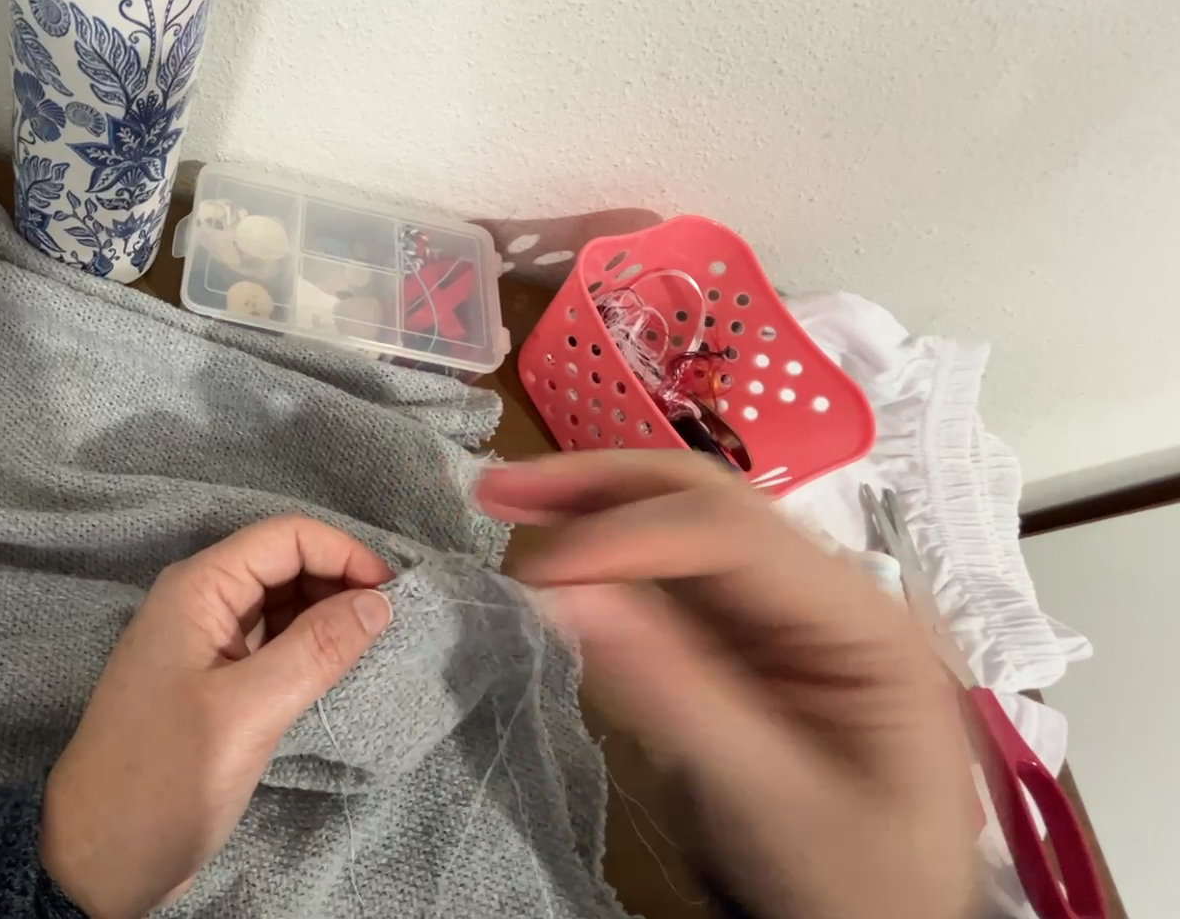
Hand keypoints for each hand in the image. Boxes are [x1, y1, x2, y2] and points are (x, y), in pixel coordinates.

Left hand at [40, 516, 395, 918]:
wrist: (97, 856)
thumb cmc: (163, 777)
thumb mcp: (247, 712)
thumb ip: (315, 649)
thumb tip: (380, 602)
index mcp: (200, 587)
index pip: (285, 538)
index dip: (343, 553)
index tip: (394, 595)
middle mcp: (203, 599)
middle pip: (284, 563)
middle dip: (339, 581)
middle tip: (392, 625)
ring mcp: (207, 638)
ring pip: (281, 601)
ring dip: (327, 614)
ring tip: (376, 645)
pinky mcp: (215, 676)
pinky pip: (271, 639)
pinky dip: (308, 645)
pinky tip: (339, 667)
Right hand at [479, 452, 978, 918]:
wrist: (861, 915)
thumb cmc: (844, 873)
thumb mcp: (769, 801)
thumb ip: (672, 692)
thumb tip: (563, 593)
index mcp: (859, 620)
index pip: (732, 534)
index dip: (627, 536)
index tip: (540, 570)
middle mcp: (813, 584)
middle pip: (697, 496)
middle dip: (593, 484)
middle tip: (500, 488)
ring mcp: (764, 595)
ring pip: (664, 509)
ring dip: (579, 497)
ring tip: (499, 493)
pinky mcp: (721, 615)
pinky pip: (646, 557)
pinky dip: (585, 537)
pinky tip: (538, 532)